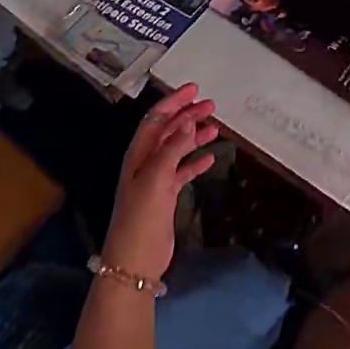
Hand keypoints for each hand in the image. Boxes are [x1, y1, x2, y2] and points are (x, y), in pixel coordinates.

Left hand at [101, 84, 219, 281]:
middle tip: (211, 105)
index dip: (173, 102)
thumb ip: (172, 149)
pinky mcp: (166, 196)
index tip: (194, 89)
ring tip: (215, 127)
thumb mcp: (155, 178)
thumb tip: (188, 123)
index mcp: (138, 154)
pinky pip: (183, 171)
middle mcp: (146, 162)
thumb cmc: (141, 216)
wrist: (134, 260)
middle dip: (187, 115)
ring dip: (194, 136)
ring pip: (177, 149)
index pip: (156, 119)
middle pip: (168, 130)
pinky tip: (210, 157)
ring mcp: (156, 179)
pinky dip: (195, 162)